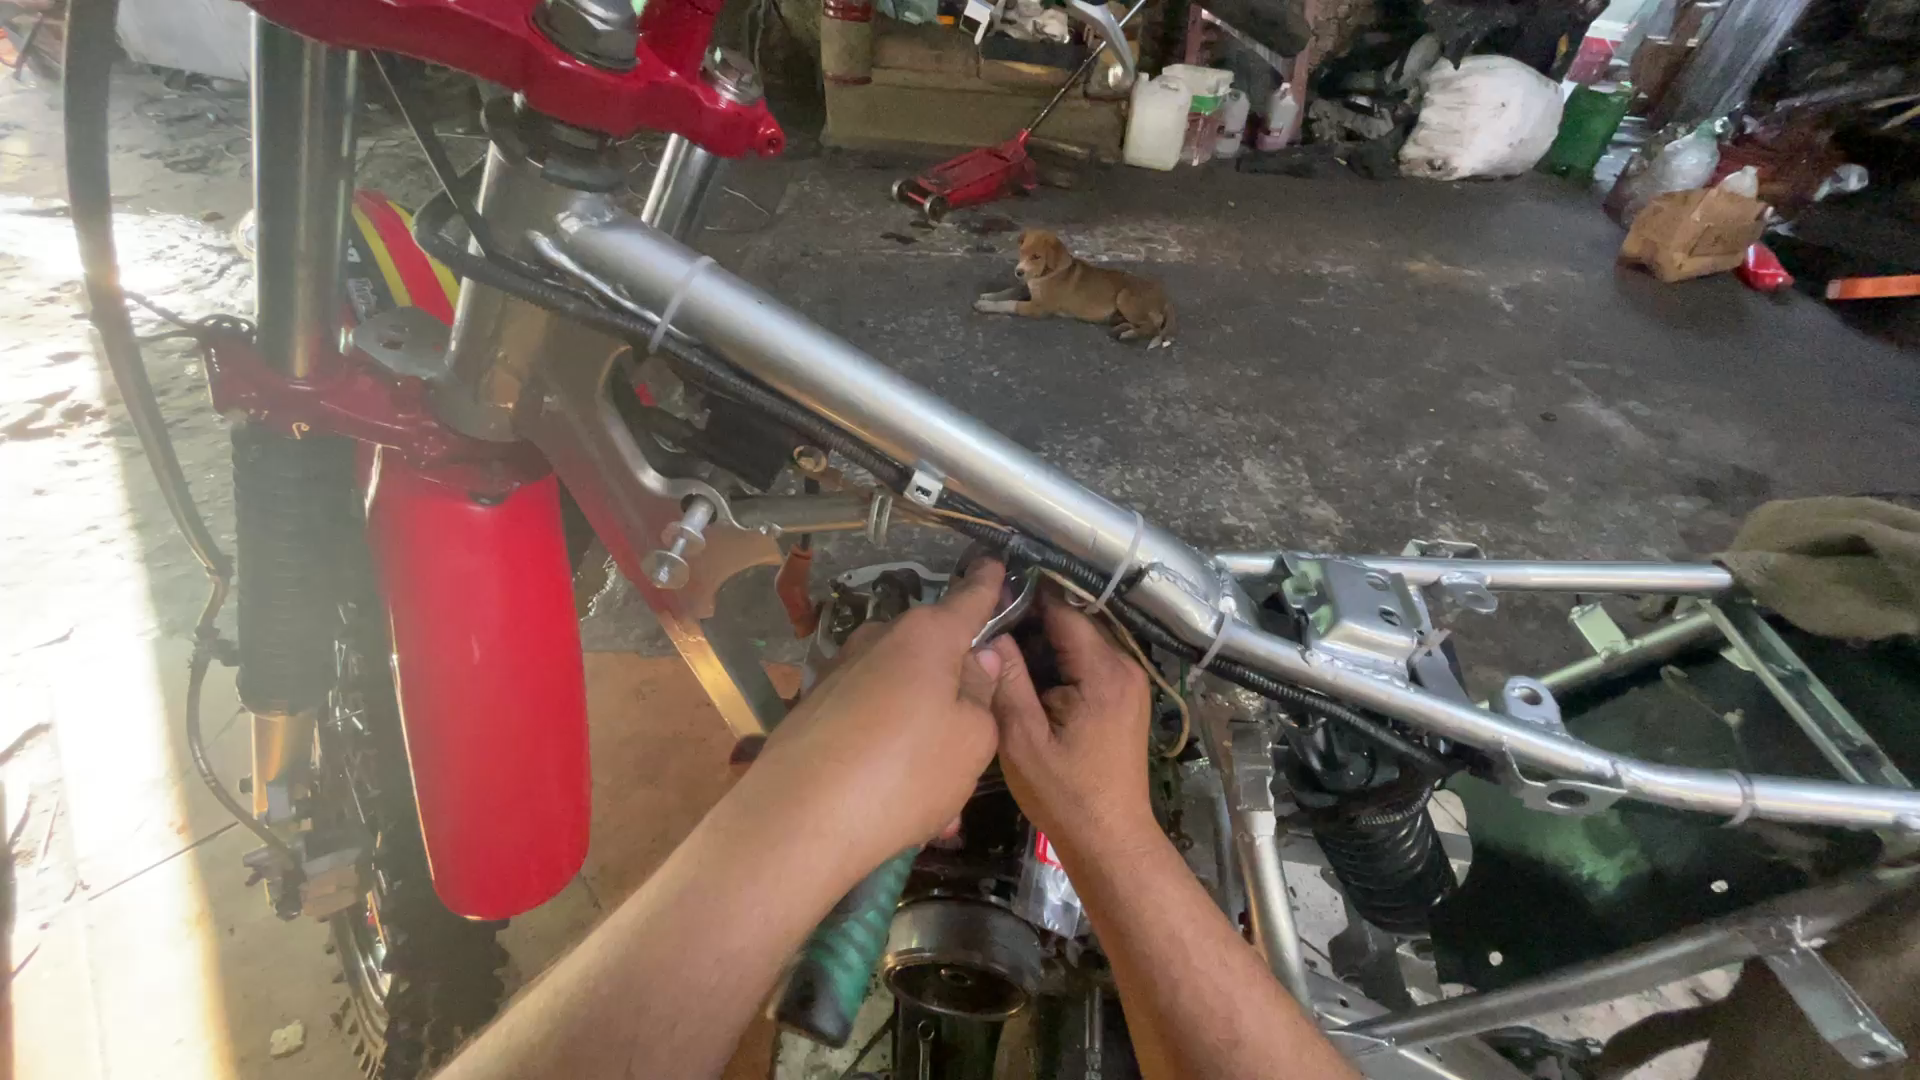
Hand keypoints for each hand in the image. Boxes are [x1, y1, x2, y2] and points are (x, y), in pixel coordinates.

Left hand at [747, 559, 1010, 867]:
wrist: (799, 817)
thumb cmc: (906, 770)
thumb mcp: (972, 738)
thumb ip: (982, 692)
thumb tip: (979, 658)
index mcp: (927, 635)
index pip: (970, 599)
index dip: (988, 585)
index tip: (994, 563)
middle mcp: (879, 639)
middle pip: (933, 654)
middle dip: (954, 690)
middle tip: (969, 742)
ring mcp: (842, 671)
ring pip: (902, 695)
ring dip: (922, 733)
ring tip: (933, 796)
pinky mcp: (815, 706)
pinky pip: (870, 720)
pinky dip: (888, 749)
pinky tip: (893, 797)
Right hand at [989, 591, 1154, 857]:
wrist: (1110, 838)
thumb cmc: (1064, 794)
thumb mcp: (1023, 739)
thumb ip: (1008, 680)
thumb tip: (992, 631)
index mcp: (1104, 673)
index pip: (1064, 612)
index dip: (1027, 600)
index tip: (991, 596)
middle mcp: (1126, 667)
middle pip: (1075, 622)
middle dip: (1034, 619)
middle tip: (990, 622)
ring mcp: (1130, 681)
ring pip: (1081, 640)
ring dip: (1046, 639)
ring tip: (1003, 642)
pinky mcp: (1125, 696)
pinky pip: (1090, 660)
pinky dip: (1061, 658)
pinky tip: (1030, 669)